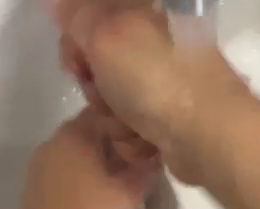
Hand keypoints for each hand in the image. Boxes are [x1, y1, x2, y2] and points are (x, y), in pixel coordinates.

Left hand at [12, 108, 157, 208]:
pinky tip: (100, 197)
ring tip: (123, 185)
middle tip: (140, 167)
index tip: (150, 144)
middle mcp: (55, 140)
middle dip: (118, 147)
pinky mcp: (37, 188)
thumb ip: (146, 171)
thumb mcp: (127, 195)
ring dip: (102, 166)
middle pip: (94, 133)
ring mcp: (42, 164)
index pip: (110, 112)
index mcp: (76, 131)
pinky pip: (68, 174)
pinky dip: (86, 180)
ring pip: (80, 155)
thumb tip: (157, 157)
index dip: (133, 126)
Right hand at [55, 1, 259, 185]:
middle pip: (99, 70)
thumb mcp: (104, 35)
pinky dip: (134, 141)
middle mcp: (153, 44)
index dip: (76, 48)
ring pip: (113, 106)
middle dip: (97, 92)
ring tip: (132, 126)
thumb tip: (54, 2)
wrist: (205, 134)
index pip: (89, 25)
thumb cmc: (154, 78)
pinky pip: (132, 132)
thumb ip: (75, 15)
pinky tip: (146, 142)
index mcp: (141, 13)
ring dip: (114, 122)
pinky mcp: (169, 120)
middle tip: (107, 97)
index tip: (77, 65)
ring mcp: (162, 84)